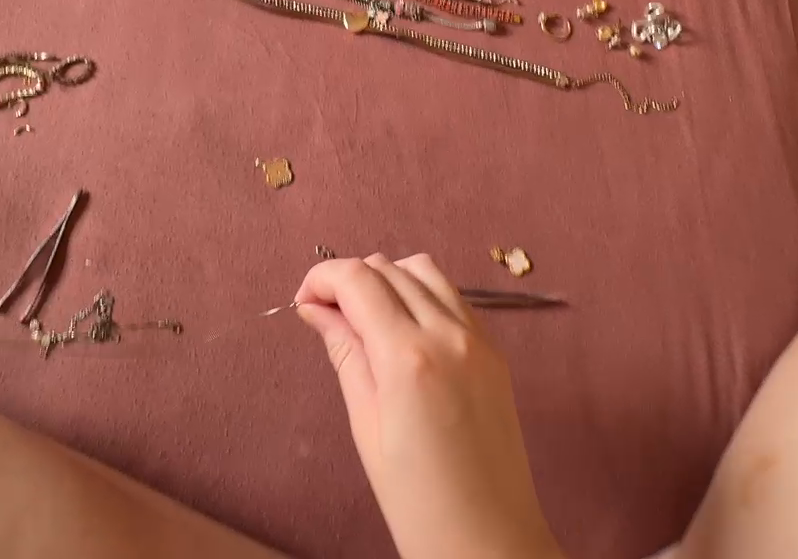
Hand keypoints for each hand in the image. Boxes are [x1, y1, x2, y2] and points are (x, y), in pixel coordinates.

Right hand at [295, 254, 563, 558]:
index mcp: (408, 357)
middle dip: (348, 279)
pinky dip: (420, 293)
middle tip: (327, 315)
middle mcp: (447, 333)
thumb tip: (315, 308)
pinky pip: (451, 295)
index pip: (357, 279)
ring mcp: (477, 337)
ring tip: (366, 318)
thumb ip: (345, 352)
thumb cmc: (417, 500)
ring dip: (386, 279)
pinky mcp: (493, 348)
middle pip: (387, 267)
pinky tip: (404, 327)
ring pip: (422, 269)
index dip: (321, 278)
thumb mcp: (366, 425)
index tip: (303, 301)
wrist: (490, 542)